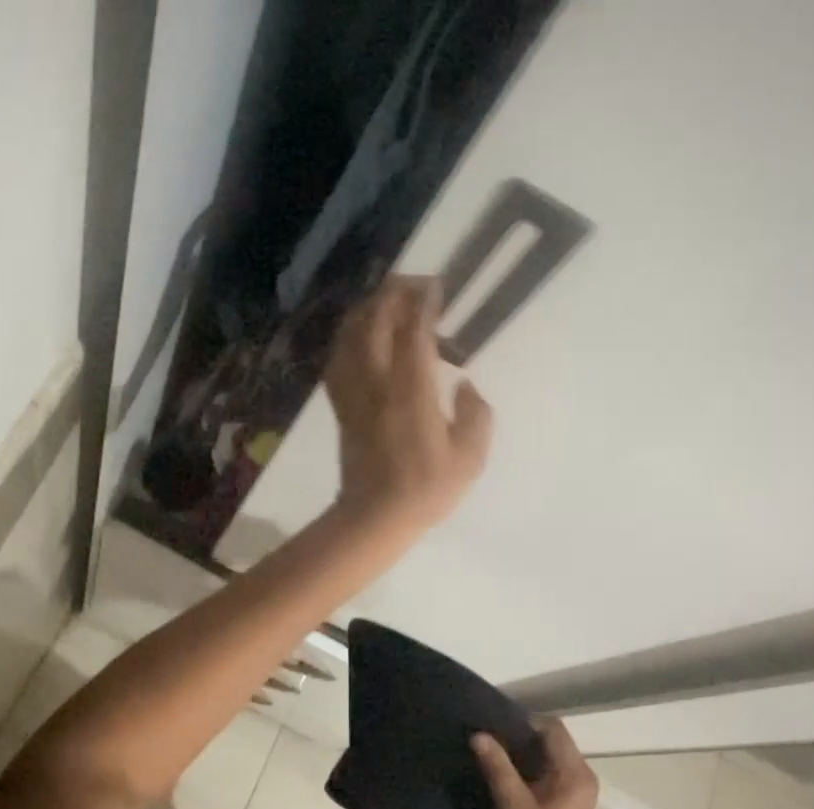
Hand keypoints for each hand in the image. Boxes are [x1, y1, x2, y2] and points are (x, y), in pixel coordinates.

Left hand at [323, 276, 492, 533]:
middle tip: (416, 286)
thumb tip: (462, 383)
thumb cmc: (426, 490)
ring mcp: (353, 394)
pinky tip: (361, 336)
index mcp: (411, 393)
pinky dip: (348, 338)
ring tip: (389, 302)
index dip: (423, 303)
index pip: (413, 332)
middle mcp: (376, 384)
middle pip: (374, 322)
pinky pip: (337, 360)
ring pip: (349, 336)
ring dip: (367, 310)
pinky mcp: (340, 406)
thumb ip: (475, 414)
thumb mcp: (470, 458)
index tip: (436, 288)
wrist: (374, 517)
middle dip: (393, 294)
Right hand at [472, 720, 600, 808]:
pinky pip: (550, 772)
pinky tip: (506, 773)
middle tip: (490, 735)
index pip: (554, 729)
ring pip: (551, 757)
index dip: (525, 721)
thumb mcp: (512, 803)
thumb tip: (479, 734)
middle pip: (554, 741)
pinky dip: (530, 768)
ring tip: (493, 752)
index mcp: (575, 773)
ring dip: (524, 753)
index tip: (495, 723)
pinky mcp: (569, 803)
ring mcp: (578, 791)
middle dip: (522, 736)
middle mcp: (583, 776)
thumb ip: (497, 765)